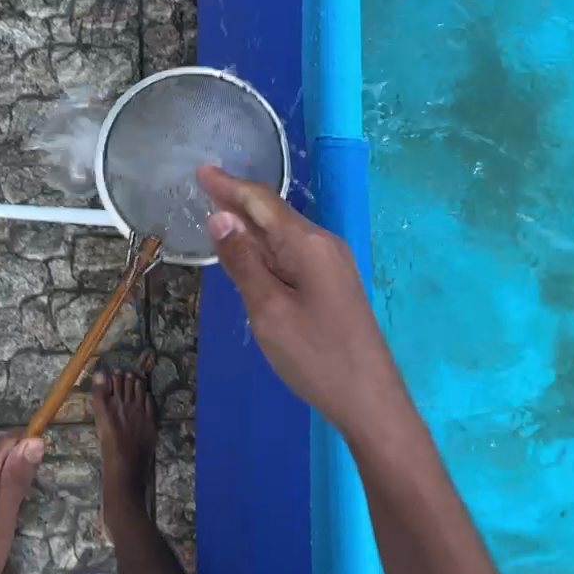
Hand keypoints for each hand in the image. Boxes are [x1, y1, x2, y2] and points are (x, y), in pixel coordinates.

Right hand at [197, 166, 410, 437]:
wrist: (372, 402)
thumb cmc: (316, 357)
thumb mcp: (268, 311)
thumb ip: (243, 261)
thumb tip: (220, 217)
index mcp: (307, 244)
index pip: (262, 202)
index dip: (229, 186)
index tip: (202, 170)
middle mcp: (323, 244)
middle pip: (274, 212)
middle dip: (238, 199)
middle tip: (204, 185)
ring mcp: (332, 263)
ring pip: (284, 232)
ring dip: (251, 221)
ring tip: (219, 211)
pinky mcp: (334, 283)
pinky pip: (293, 250)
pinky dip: (266, 243)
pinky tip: (252, 250)